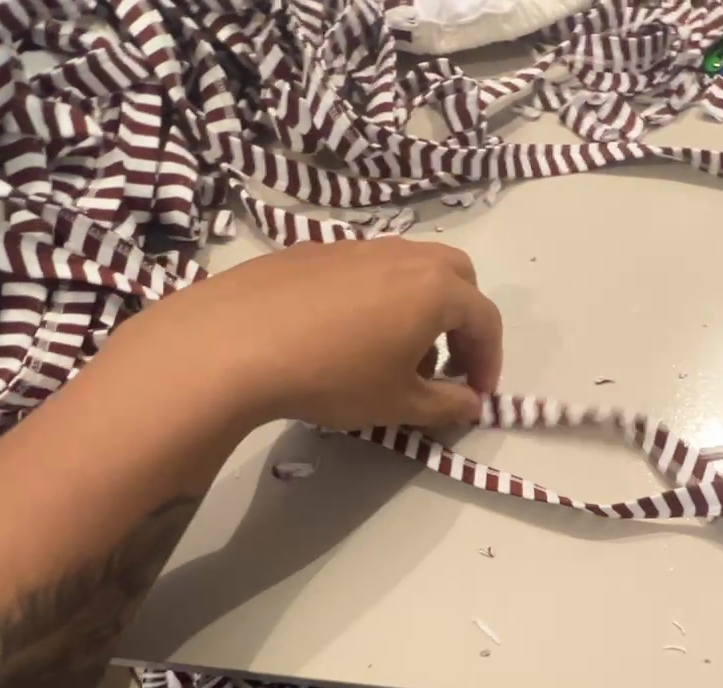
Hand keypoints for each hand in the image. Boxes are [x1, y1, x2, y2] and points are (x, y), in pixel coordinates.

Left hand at [111, 237, 502, 430]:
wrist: (233, 343)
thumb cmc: (334, 376)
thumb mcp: (400, 404)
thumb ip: (447, 405)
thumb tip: (471, 404)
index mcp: (436, 289)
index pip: (485, 319)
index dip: (489, 362)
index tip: (476, 397)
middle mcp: (404, 256)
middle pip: (456, 279)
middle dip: (461, 323)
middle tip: (444, 365)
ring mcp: (356, 246)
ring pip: (410, 270)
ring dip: (420, 310)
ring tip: (393, 355)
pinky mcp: (313, 250)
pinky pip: (366, 270)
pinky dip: (378, 299)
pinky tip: (344, 337)